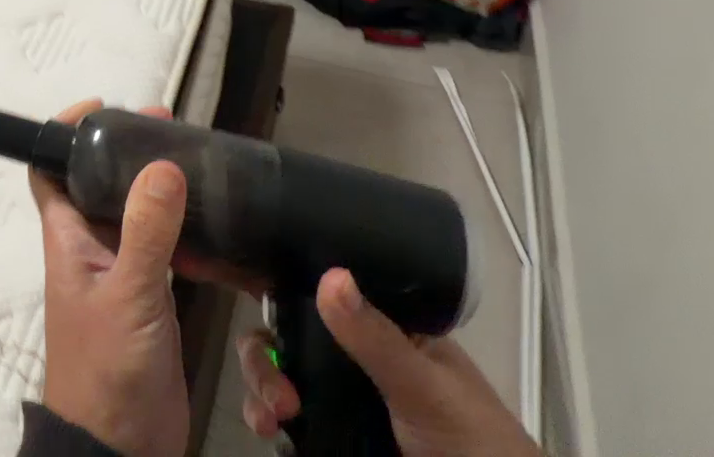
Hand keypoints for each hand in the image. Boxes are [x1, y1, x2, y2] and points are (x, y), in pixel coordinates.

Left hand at [31, 100, 189, 456]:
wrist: (119, 446)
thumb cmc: (108, 365)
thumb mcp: (129, 292)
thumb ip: (146, 232)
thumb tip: (161, 166)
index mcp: (68, 237)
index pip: (51, 169)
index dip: (66, 134)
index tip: (103, 108)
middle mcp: (89, 247)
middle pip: (101, 185)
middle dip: (129, 155)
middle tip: (173, 131)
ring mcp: (120, 273)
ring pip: (137, 218)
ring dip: (162, 194)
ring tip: (202, 168)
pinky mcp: (149, 301)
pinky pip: (166, 254)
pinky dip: (187, 238)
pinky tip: (218, 229)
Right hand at [237, 268, 540, 456]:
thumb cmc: (477, 444)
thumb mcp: (428, 388)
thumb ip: (377, 338)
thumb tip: (331, 272)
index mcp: (382, 330)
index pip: (316, 291)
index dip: (274, 284)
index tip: (236, 283)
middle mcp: (351, 357)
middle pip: (282, 334)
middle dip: (263, 357)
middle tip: (276, 392)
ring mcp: (338, 397)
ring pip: (275, 372)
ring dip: (259, 386)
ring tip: (269, 418)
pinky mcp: (327, 433)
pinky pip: (280, 414)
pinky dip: (262, 415)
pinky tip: (266, 429)